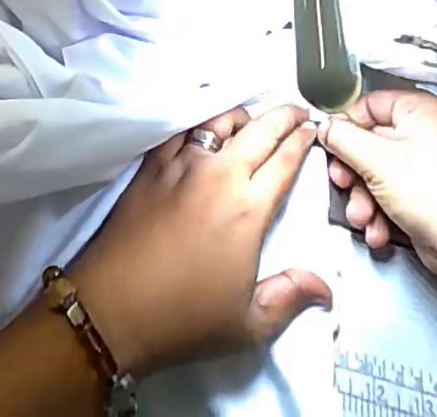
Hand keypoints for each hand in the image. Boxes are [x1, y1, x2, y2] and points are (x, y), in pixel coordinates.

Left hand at [71, 105, 331, 376]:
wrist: (109, 313)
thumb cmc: (182, 319)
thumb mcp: (246, 324)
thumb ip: (290, 297)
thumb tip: (327, 288)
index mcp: (248, 208)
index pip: (286, 159)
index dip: (304, 139)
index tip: (313, 128)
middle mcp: (220, 174)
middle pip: (260, 129)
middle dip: (285, 115)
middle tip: (298, 113)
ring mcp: (183, 164)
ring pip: (220, 119)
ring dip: (242, 115)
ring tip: (250, 121)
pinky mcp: (153, 165)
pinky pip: (181, 128)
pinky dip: (198, 122)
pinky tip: (203, 126)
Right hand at [321, 90, 436, 290]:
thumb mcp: (377, 161)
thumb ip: (344, 140)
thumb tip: (329, 128)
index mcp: (422, 110)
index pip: (372, 104)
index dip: (348, 124)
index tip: (331, 142)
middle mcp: (430, 132)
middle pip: (374, 142)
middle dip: (354, 171)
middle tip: (343, 181)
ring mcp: (432, 164)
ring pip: (381, 173)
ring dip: (365, 197)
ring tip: (364, 216)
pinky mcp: (431, 194)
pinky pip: (396, 194)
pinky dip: (383, 212)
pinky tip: (380, 229)